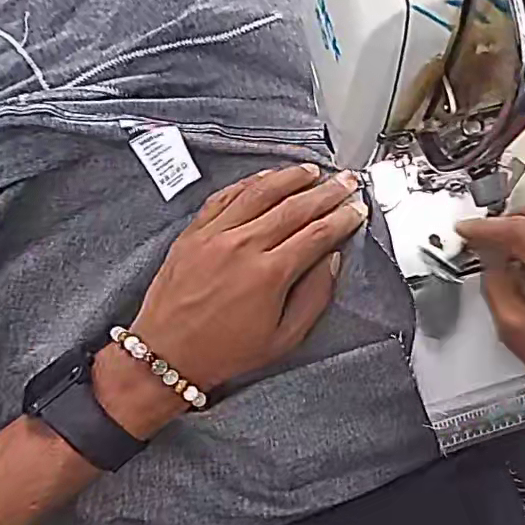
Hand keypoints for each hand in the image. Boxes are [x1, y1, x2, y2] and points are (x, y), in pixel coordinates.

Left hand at [95, 164, 367, 438]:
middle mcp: (242, 246)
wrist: (167, 354)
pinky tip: (266, 178)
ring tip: (312, 170)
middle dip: (326, 191)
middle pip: (294, 206)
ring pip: (260, 192)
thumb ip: (313, 297)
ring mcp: (215, 235)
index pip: (317, 234)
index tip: (357, 209)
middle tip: (345, 181)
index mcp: (268, 275)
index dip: (342, 218)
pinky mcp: (194, 232)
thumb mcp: (282, 339)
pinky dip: (250, 183)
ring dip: (290, 177)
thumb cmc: (224, 352)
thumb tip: (332, 261)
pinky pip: (226, 196)